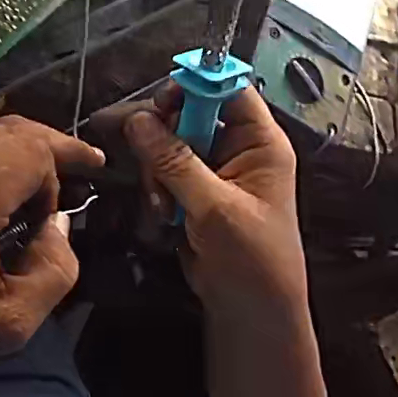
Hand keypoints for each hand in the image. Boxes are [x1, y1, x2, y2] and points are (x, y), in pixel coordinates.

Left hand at [0, 115, 104, 396]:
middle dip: (56, 148)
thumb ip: (54, 270)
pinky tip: (28, 185)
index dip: (61, 167)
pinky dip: (15, 156)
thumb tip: (59, 223)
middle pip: (15, 131)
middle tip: (86, 169)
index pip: (28, 152)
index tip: (72, 199)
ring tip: (59, 181)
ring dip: (36, 150)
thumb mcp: (13, 322)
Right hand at [122, 85, 307, 322]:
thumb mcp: (215, 208)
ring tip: (162, 205)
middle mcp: (236, 148)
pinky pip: (162, 170)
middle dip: (165, 138)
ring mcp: (211, 169)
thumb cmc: (252, 259)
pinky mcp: (191, 190)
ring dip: (156, 171)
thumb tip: (138, 120)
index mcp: (259, 142)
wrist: (250, 311)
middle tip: (151, 164)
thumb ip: (175, 162)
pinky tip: (162, 215)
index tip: (162, 100)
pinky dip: (156, 188)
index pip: (228, 89)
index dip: (196, 84)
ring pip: (168, 143)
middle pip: (189, 113)